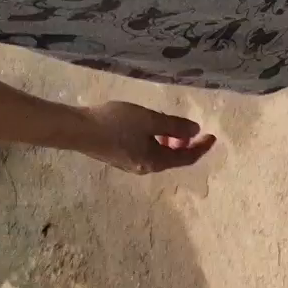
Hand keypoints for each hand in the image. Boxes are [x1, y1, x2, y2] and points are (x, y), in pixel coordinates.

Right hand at [72, 101, 216, 173]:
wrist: (74, 129)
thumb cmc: (115, 123)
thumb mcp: (150, 120)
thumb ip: (175, 126)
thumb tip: (196, 131)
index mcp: (156, 162)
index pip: (187, 157)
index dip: (202, 147)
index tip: (212, 136)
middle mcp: (145, 168)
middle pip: (173, 158)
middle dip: (185, 144)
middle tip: (187, 128)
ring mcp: (129, 164)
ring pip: (158, 154)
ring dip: (168, 141)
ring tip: (167, 126)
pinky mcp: (117, 157)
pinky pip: (144, 151)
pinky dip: (154, 141)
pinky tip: (146, 128)